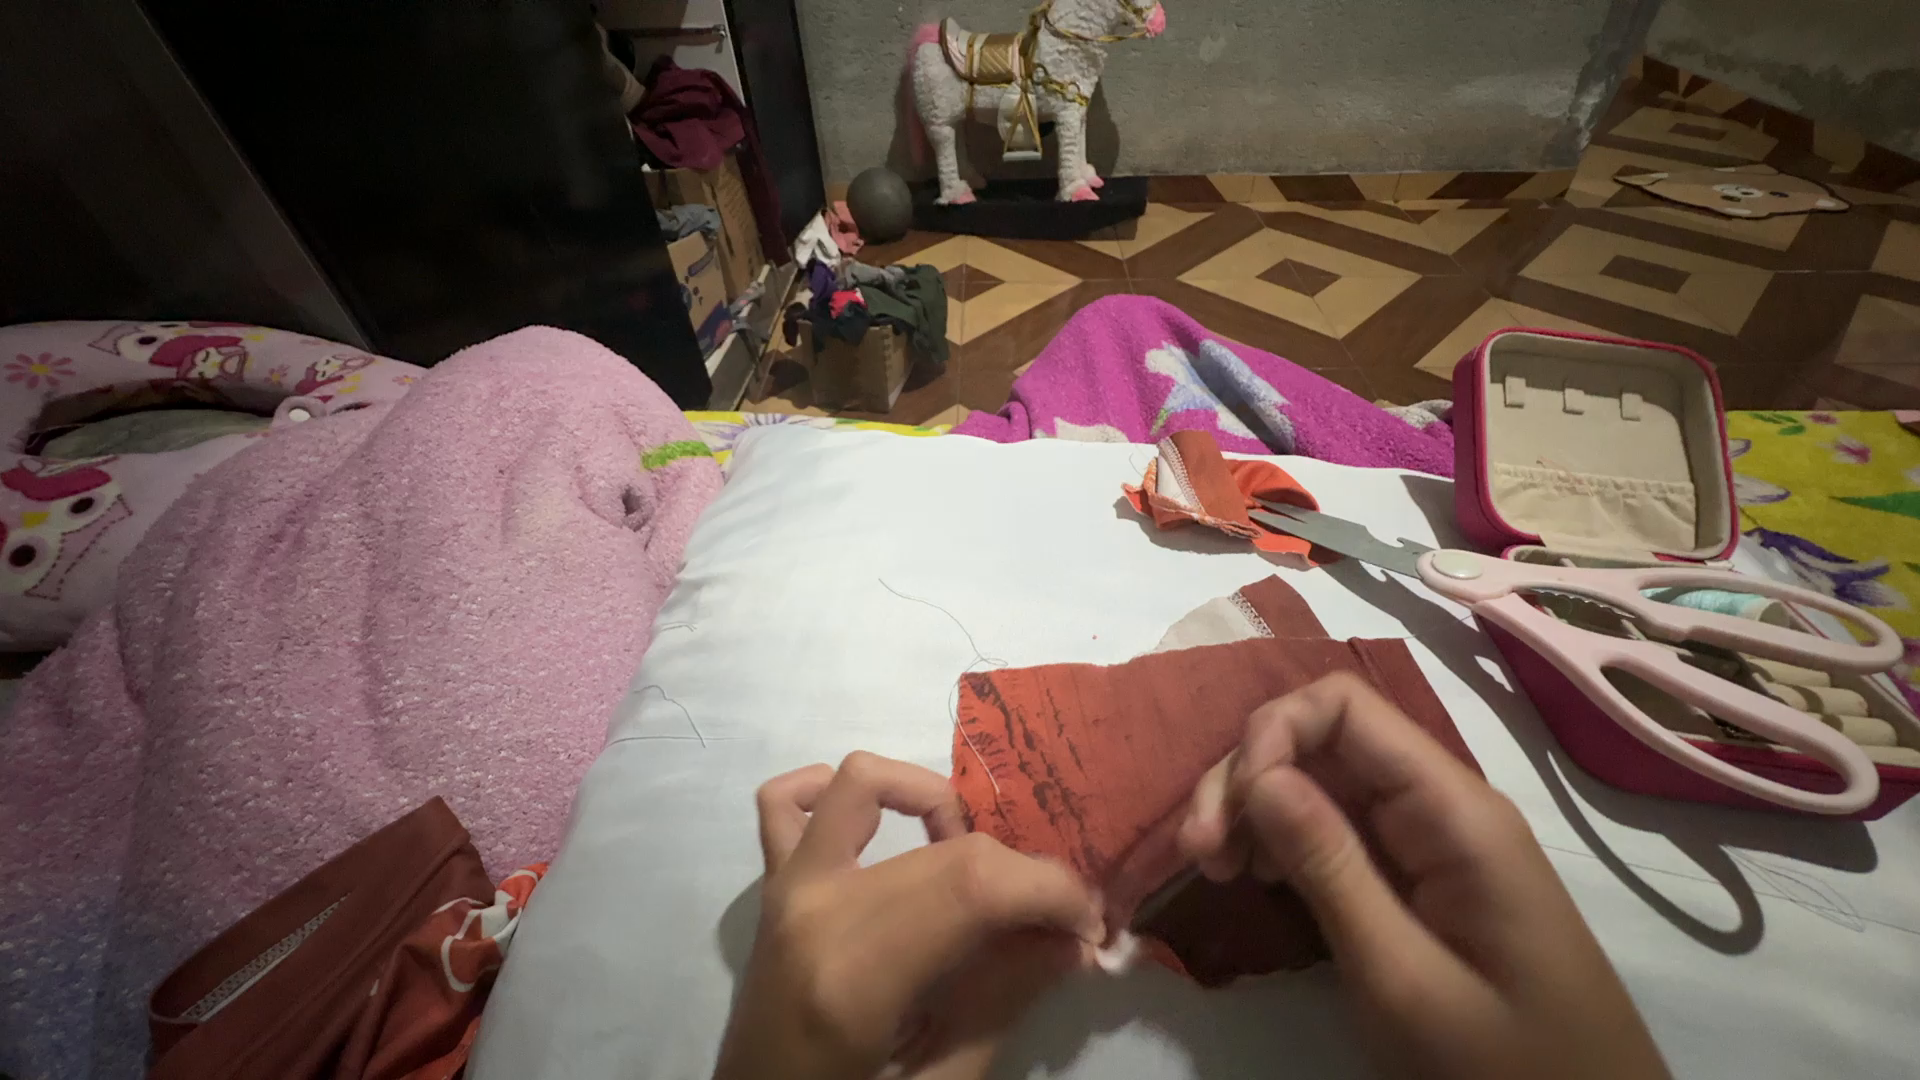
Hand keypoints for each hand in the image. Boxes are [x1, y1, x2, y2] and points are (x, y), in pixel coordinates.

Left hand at [714, 753, 1103, 1079]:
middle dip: (1018, 871)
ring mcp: (784, 887)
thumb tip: (1070, 938)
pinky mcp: (771, 884)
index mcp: (851, 976)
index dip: (1048, 890)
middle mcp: (814, 908)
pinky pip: (785, 800)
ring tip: (962, 862)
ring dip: (931, 804)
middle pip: (945, 846)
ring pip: (863, 782)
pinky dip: (833, 792)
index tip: (1089, 924)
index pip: (972, 886)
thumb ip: (1000, 1003)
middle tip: (1051, 921)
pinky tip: (875, 824)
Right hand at [1178, 673, 1669, 1079]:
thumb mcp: (1403, 978)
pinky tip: (1250, 875)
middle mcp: (1434, 801)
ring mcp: (1419, 833)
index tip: (1232, 806)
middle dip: (1246, 777)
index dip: (1273, 731)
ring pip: (1312, 777)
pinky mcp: (1405, 867)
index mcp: (1452, 809)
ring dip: (1250, 808)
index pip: (1344, 705)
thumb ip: (1329, 866)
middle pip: (1317, 738)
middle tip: (1199, 850)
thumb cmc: (1502, 1067)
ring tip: (1214, 867)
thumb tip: (1256, 774)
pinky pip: (1326, 821)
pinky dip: (1274, 837)